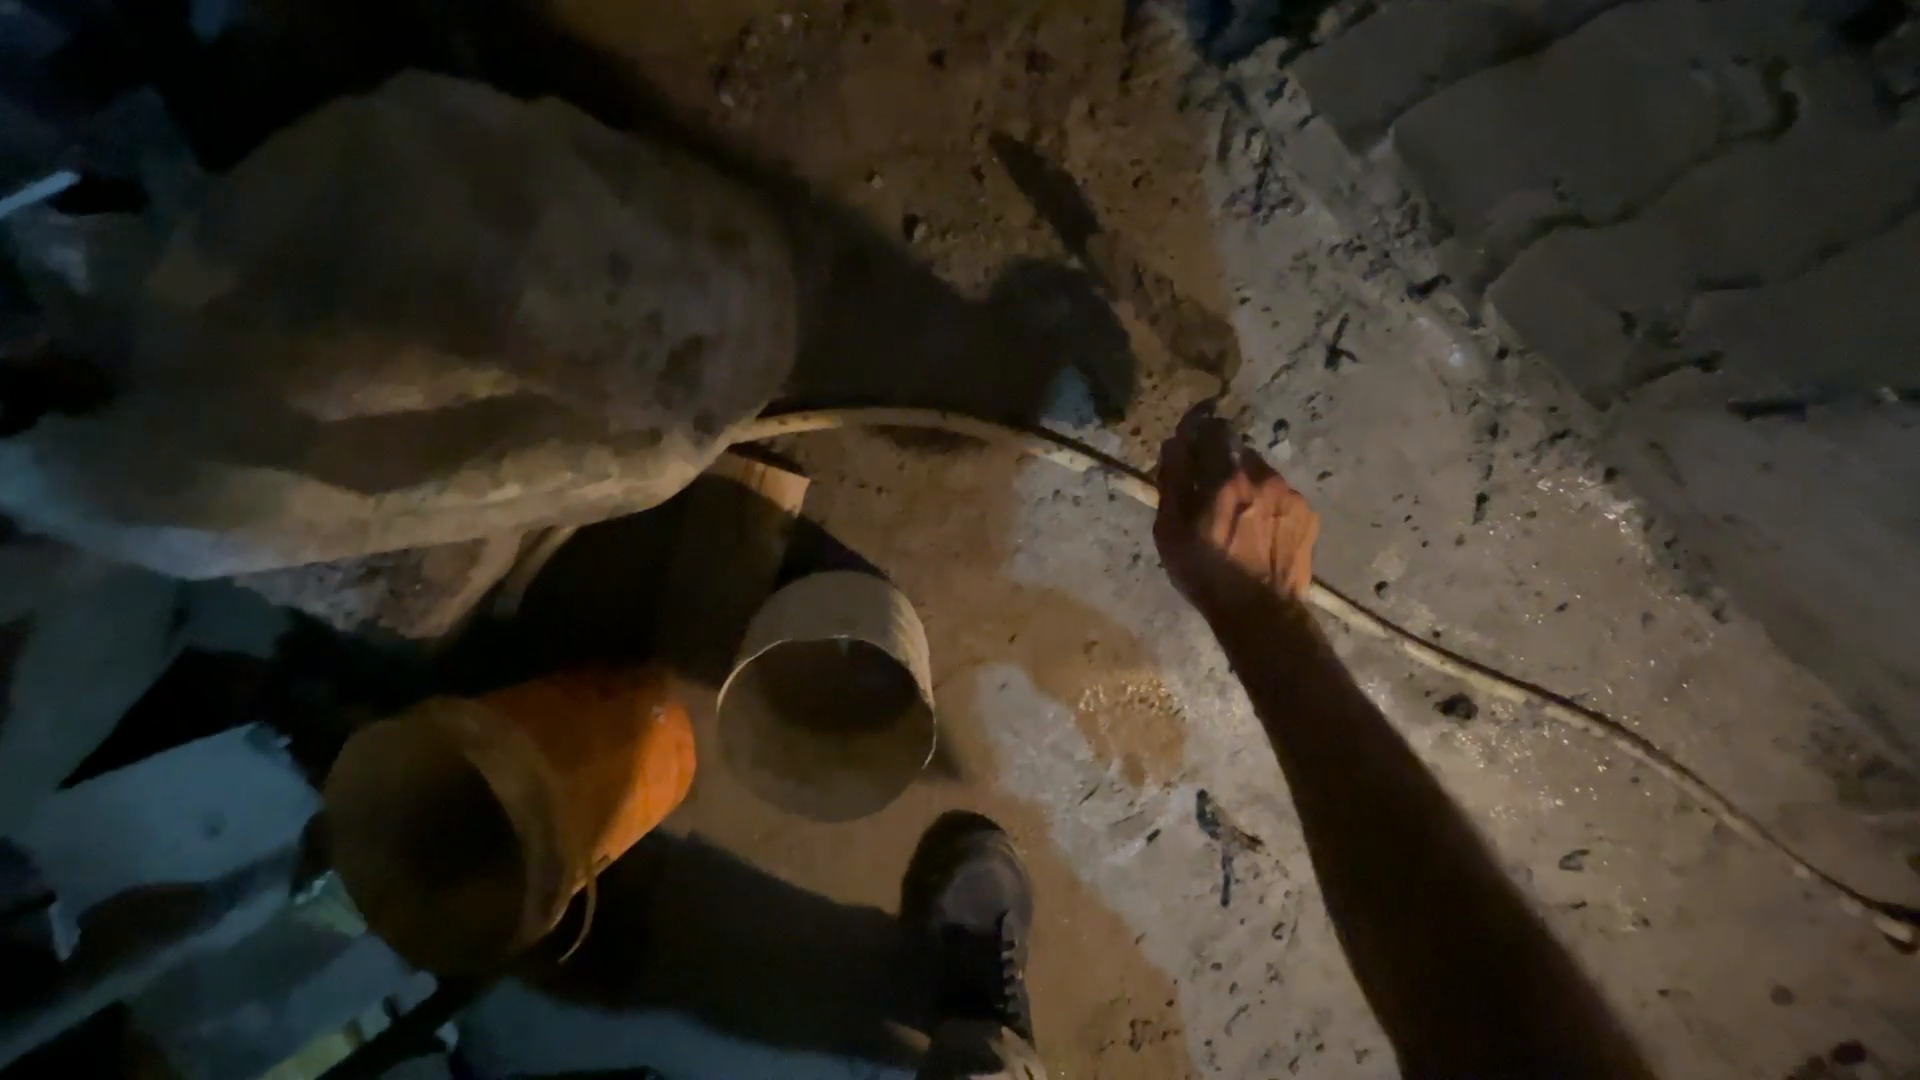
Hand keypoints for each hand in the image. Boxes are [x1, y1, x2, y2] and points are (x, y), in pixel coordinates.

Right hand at [1153, 402, 1319, 608]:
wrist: (1260, 612)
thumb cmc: (1205, 573)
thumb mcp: (1169, 530)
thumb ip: (1171, 481)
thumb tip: (1174, 444)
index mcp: (1224, 476)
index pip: (1212, 428)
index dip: (1197, 428)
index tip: (1188, 439)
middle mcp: (1262, 475)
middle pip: (1236, 450)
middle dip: (1219, 462)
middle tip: (1206, 491)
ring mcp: (1289, 494)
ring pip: (1260, 472)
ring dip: (1243, 483)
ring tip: (1233, 516)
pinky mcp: (1307, 513)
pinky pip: (1279, 495)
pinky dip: (1264, 503)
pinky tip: (1255, 531)